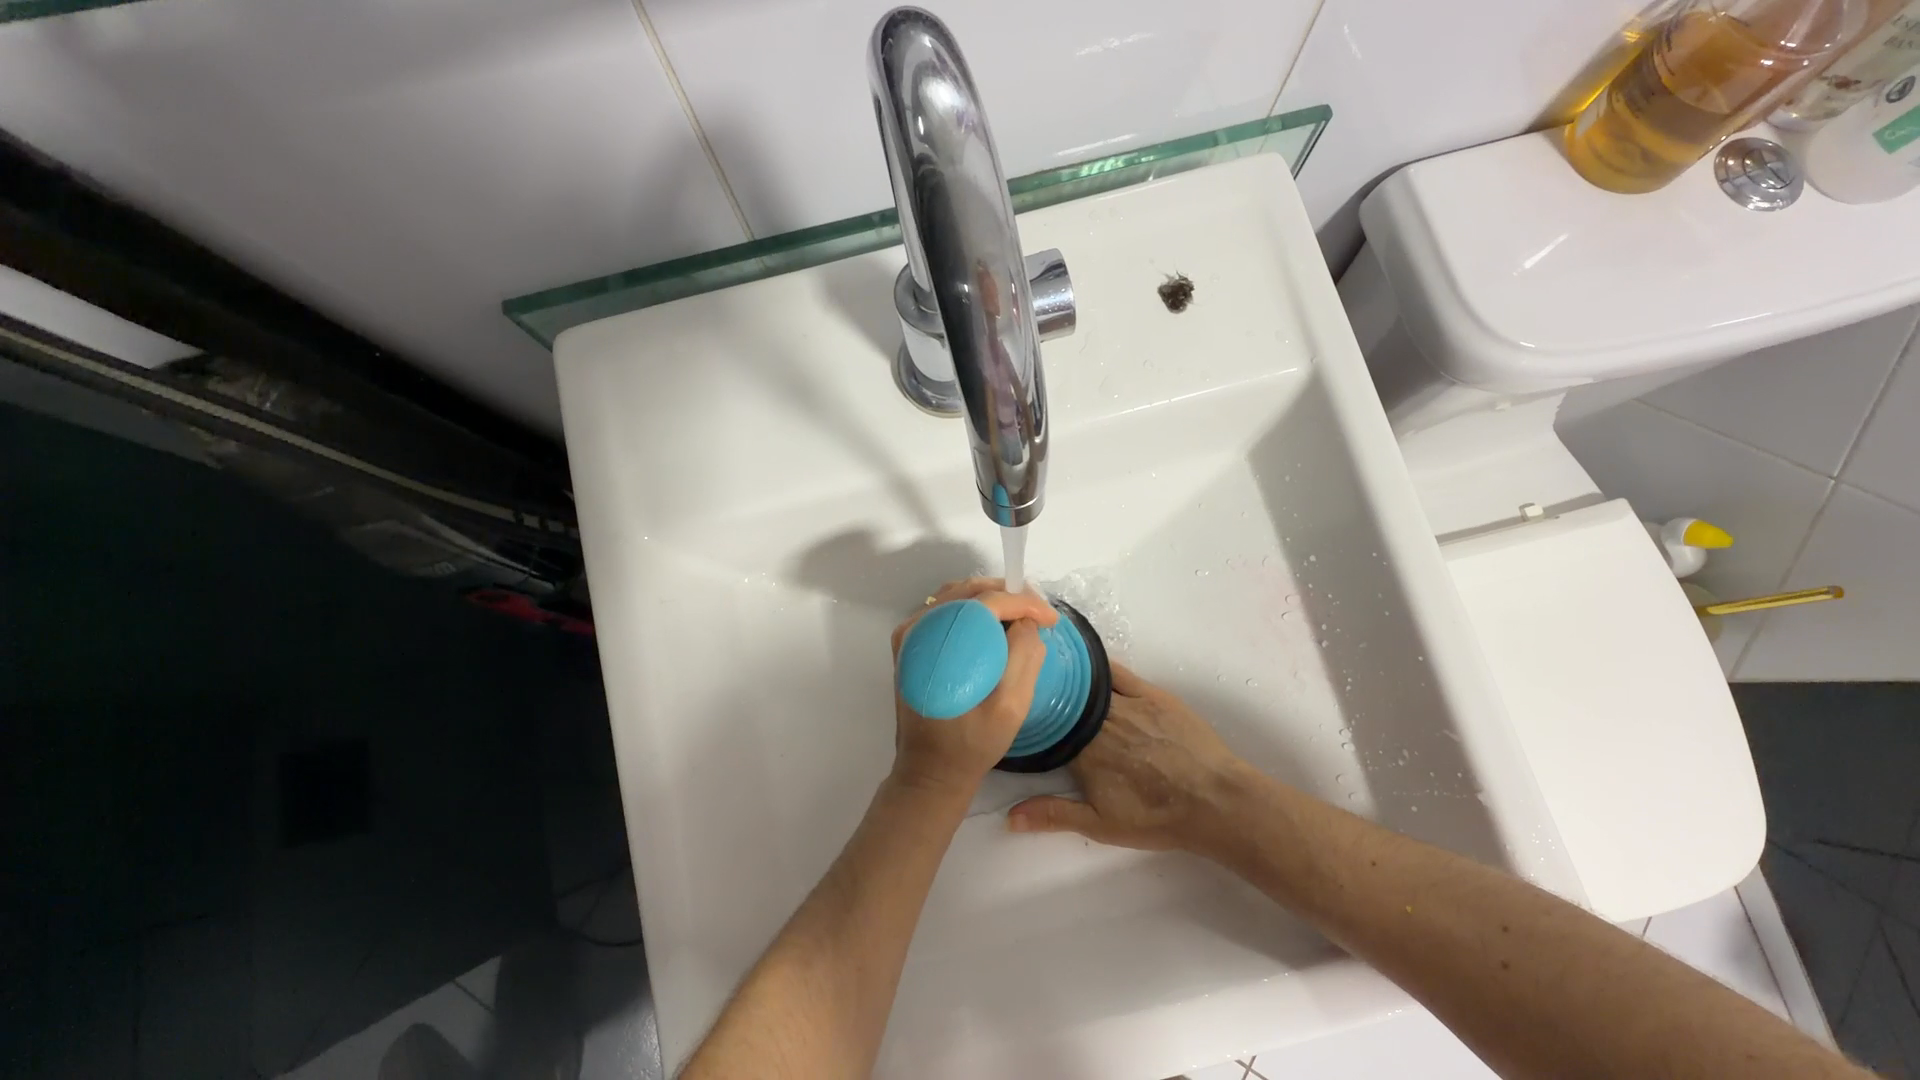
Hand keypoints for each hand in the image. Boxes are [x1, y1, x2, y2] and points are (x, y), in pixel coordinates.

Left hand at [889, 577, 1057, 795]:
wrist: (930, 773)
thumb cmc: (971, 745)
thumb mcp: (1010, 706)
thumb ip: (1023, 657)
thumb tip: (1027, 622)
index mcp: (937, 642)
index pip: (986, 602)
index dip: (1025, 602)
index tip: (1052, 619)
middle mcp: (916, 630)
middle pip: (969, 591)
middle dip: (1010, 595)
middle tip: (1040, 614)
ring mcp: (910, 636)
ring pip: (956, 597)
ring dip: (992, 600)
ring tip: (1023, 616)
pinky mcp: (911, 646)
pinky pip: (946, 613)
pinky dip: (974, 612)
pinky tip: (996, 628)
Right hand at [1007, 661, 1255, 855]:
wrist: (1213, 801)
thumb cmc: (1156, 817)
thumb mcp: (1101, 825)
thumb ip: (1053, 815)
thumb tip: (1009, 817)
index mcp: (1083, 752)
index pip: (1047, 730)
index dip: (1031, 722)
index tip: (1014, 714)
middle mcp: (1099, 722)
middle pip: (1063, 703)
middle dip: (1044, 696)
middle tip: (1025, 688)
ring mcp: (1126, 703)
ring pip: (1086, 684)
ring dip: (1065, 678)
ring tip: (1046, 669)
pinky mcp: (1151, 693)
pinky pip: (1115, 672)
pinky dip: (1095, 665)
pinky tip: (1082, 659)